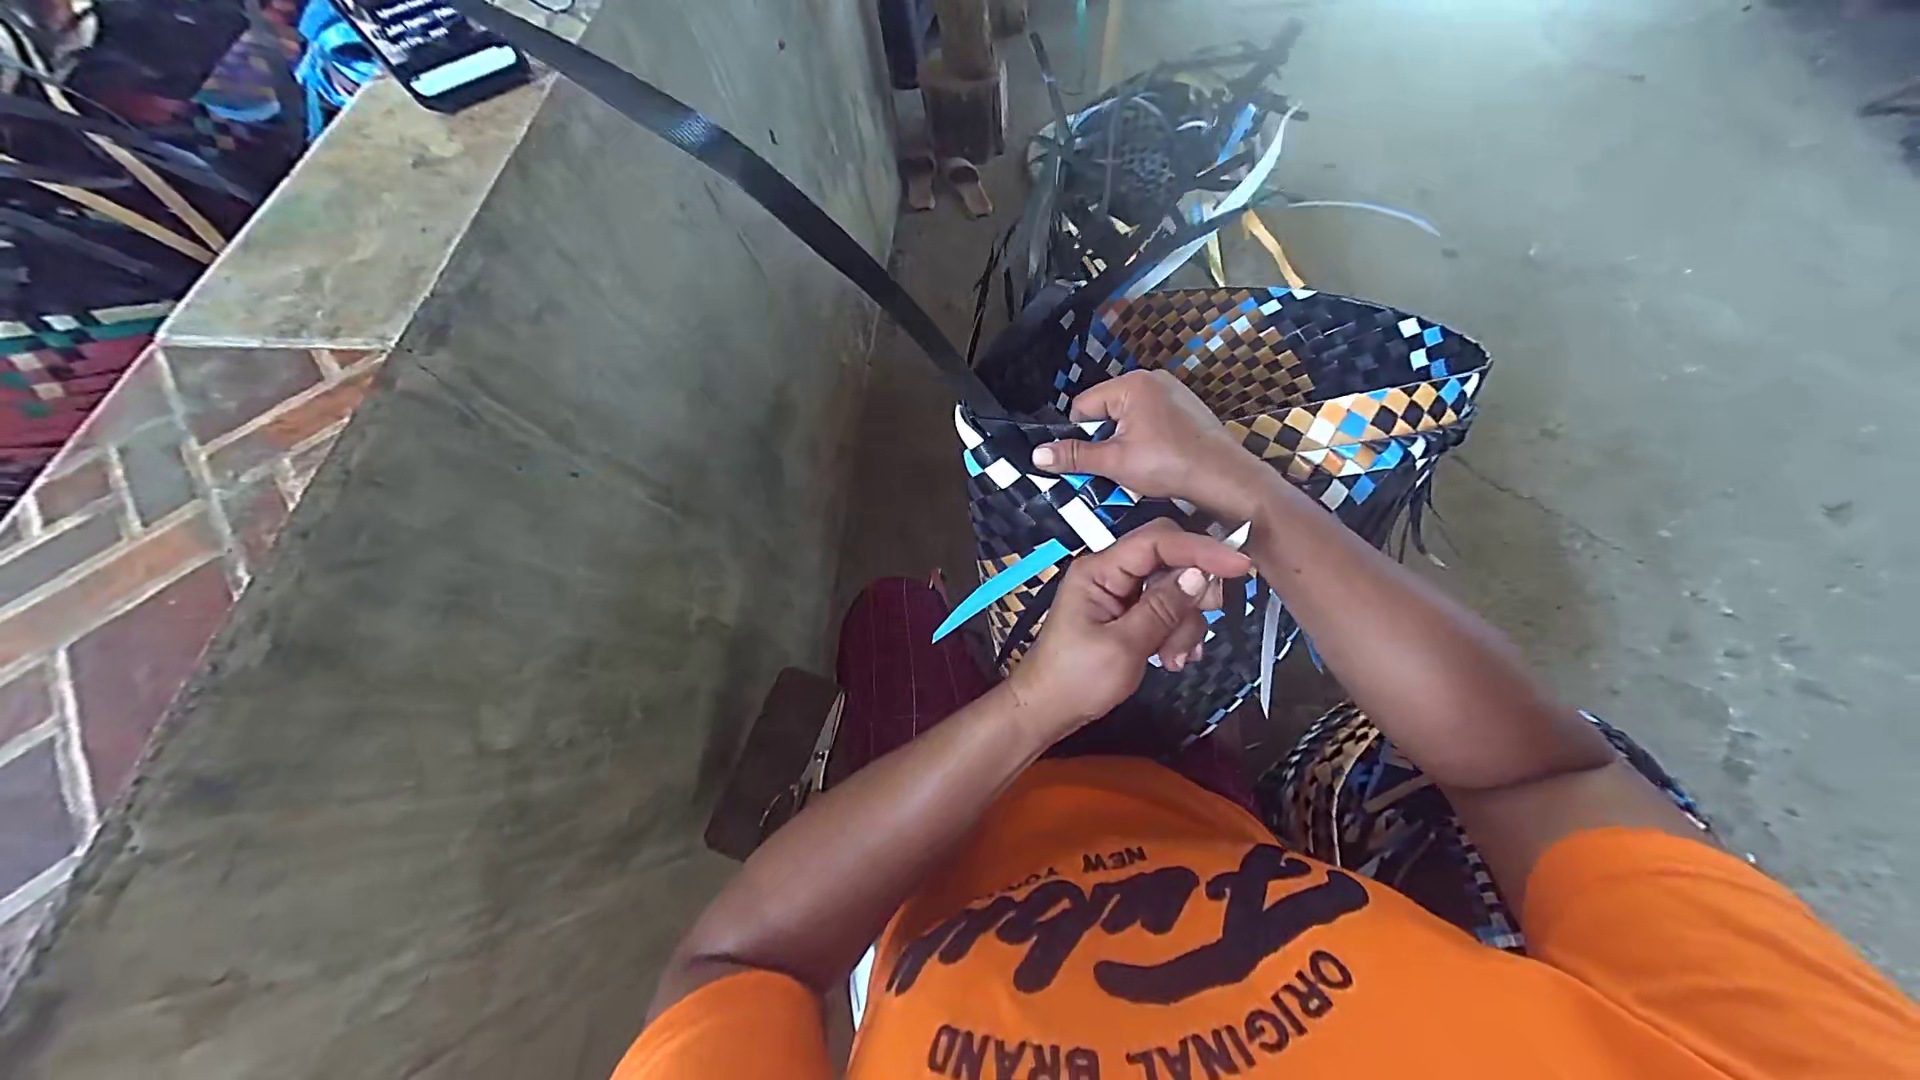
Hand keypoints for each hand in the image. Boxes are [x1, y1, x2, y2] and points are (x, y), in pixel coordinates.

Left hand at [1006, 519, 1251, 740]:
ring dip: (1183, 625)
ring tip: (1171, 659)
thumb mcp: (1122, 646)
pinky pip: (1166, 611)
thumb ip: (1162, 608)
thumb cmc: (1073, 679)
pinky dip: (1177, 633)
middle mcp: (1110, 574)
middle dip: (1191, 595)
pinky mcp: (1129, 615)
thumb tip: (1199, 574)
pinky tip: (1171, 659)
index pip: (1157, 541)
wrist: (1047, 709)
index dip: (1201, 549)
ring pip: (1174, 591)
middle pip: (1170, 562)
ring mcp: (1120, 595)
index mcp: (1099, 571)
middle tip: (1197, 627)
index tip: (1239, 564)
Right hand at [1029, 370, 1270, 522]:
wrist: (1225, 480)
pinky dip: (1145, 443)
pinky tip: (1156, 463)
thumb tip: (1038, 455)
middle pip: (1105, 412)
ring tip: (1137, 467)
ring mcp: (1172, 394)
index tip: (1091, 461)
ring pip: (1127, 420)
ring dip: (1124, 444)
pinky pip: (1150, 423)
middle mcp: (1153, 381)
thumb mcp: (1114, 462)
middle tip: (1115, 467)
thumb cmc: (1172, 465)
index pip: (1083, 406)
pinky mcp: (1185, 411)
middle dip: (1104, 440)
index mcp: (1132, 384)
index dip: (1081, 437)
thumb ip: (1074, 456)